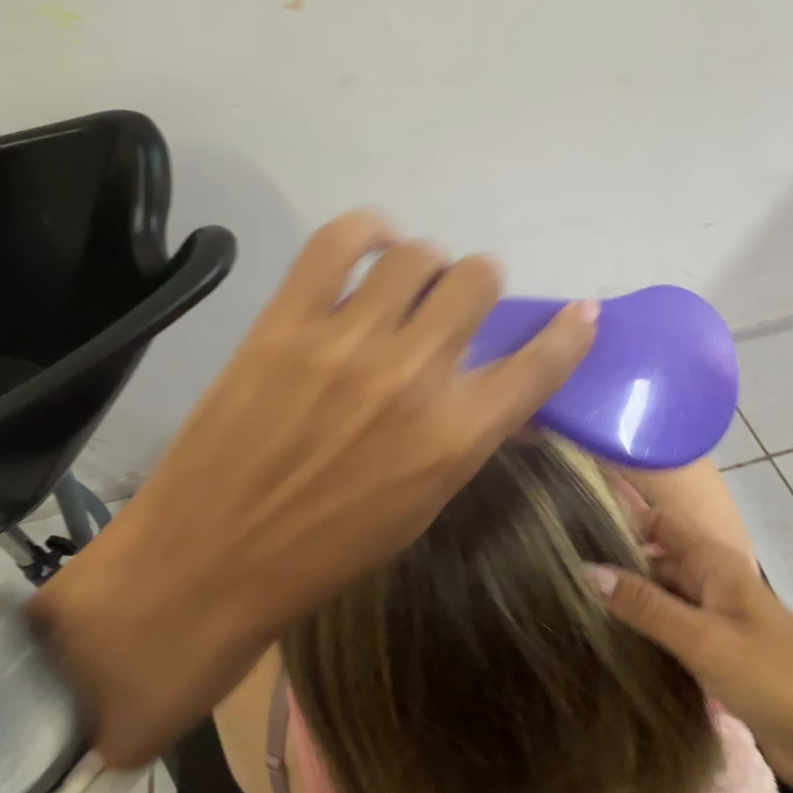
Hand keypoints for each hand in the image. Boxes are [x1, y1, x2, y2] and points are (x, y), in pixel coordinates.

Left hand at [31, 211, 597, 767]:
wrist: (212, 561)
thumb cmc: (327, 552)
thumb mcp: (422, 507)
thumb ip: (466, 438)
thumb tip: (501, 391)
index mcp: (456, 437)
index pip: (540, 364)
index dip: (569, 334)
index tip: (580, 314)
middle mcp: (413, 376)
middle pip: (477, 280)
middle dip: (477, 289)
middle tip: (453, 308)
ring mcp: (346, 341)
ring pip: (416, 254)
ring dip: (424, 266)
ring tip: (404, 287)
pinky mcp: (286, 320)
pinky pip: (340, 240)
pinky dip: (366, 231)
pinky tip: (370, 248)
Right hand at [589, 504, 792, 790]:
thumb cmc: (774, 677)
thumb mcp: (703, 639)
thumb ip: (645, 606)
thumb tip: (584, 569)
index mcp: (715, 563)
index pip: (659, 523)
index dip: (620, 517)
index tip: (569, 523)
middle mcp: (711, 584)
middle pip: (654, 561)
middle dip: (613, 565)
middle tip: (555, 576)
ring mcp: (713, 622)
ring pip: (659, 601)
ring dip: (625, 605)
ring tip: (567, 609)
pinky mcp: (714, 658)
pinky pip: (669, 635)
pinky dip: (642, 636)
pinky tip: (605, 648)